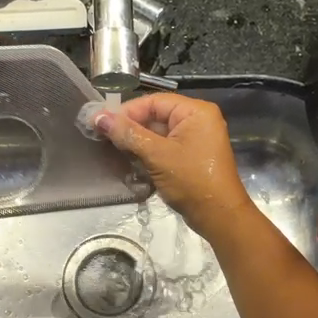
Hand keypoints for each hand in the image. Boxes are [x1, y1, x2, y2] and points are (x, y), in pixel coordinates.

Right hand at [94, 93, 256, 233]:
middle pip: (155, 115)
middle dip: (130, 127)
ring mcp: (194, 138)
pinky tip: (130, 161)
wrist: (219, 216)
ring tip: (113, 150)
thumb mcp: (157, 155)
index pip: (154, 101)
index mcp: (195, 111)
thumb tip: (99, 117)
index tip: (101, 122)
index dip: (126, 111)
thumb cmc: (192, 181)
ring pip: (157, 133)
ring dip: (136, 142)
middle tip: (102, 137)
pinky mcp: (190, 155)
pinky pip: (164, 146)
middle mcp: (197, 120)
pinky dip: (147, 152)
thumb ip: (128, 134)